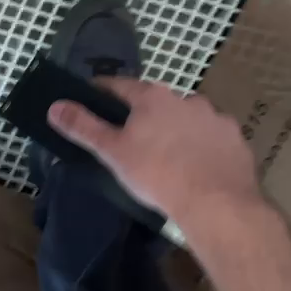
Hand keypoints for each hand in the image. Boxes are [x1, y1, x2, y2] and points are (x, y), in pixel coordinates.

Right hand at [47, 78, 263, 237]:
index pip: (119, 85)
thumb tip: (54, 106)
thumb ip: (82, 127)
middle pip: (155, 101)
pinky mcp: (237, 140)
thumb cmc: (158, 174)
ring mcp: (216, 118)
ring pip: (186, 118)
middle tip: (131, 138)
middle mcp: (186, 99)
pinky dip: (202, 145)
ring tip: (167, 155)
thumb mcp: (112, 152)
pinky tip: (197, 166)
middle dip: (143, 114)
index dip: (101, 91)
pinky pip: (212, 137)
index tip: (90, 100)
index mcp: (152, 97)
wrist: (218, 205)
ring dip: (175, 128)